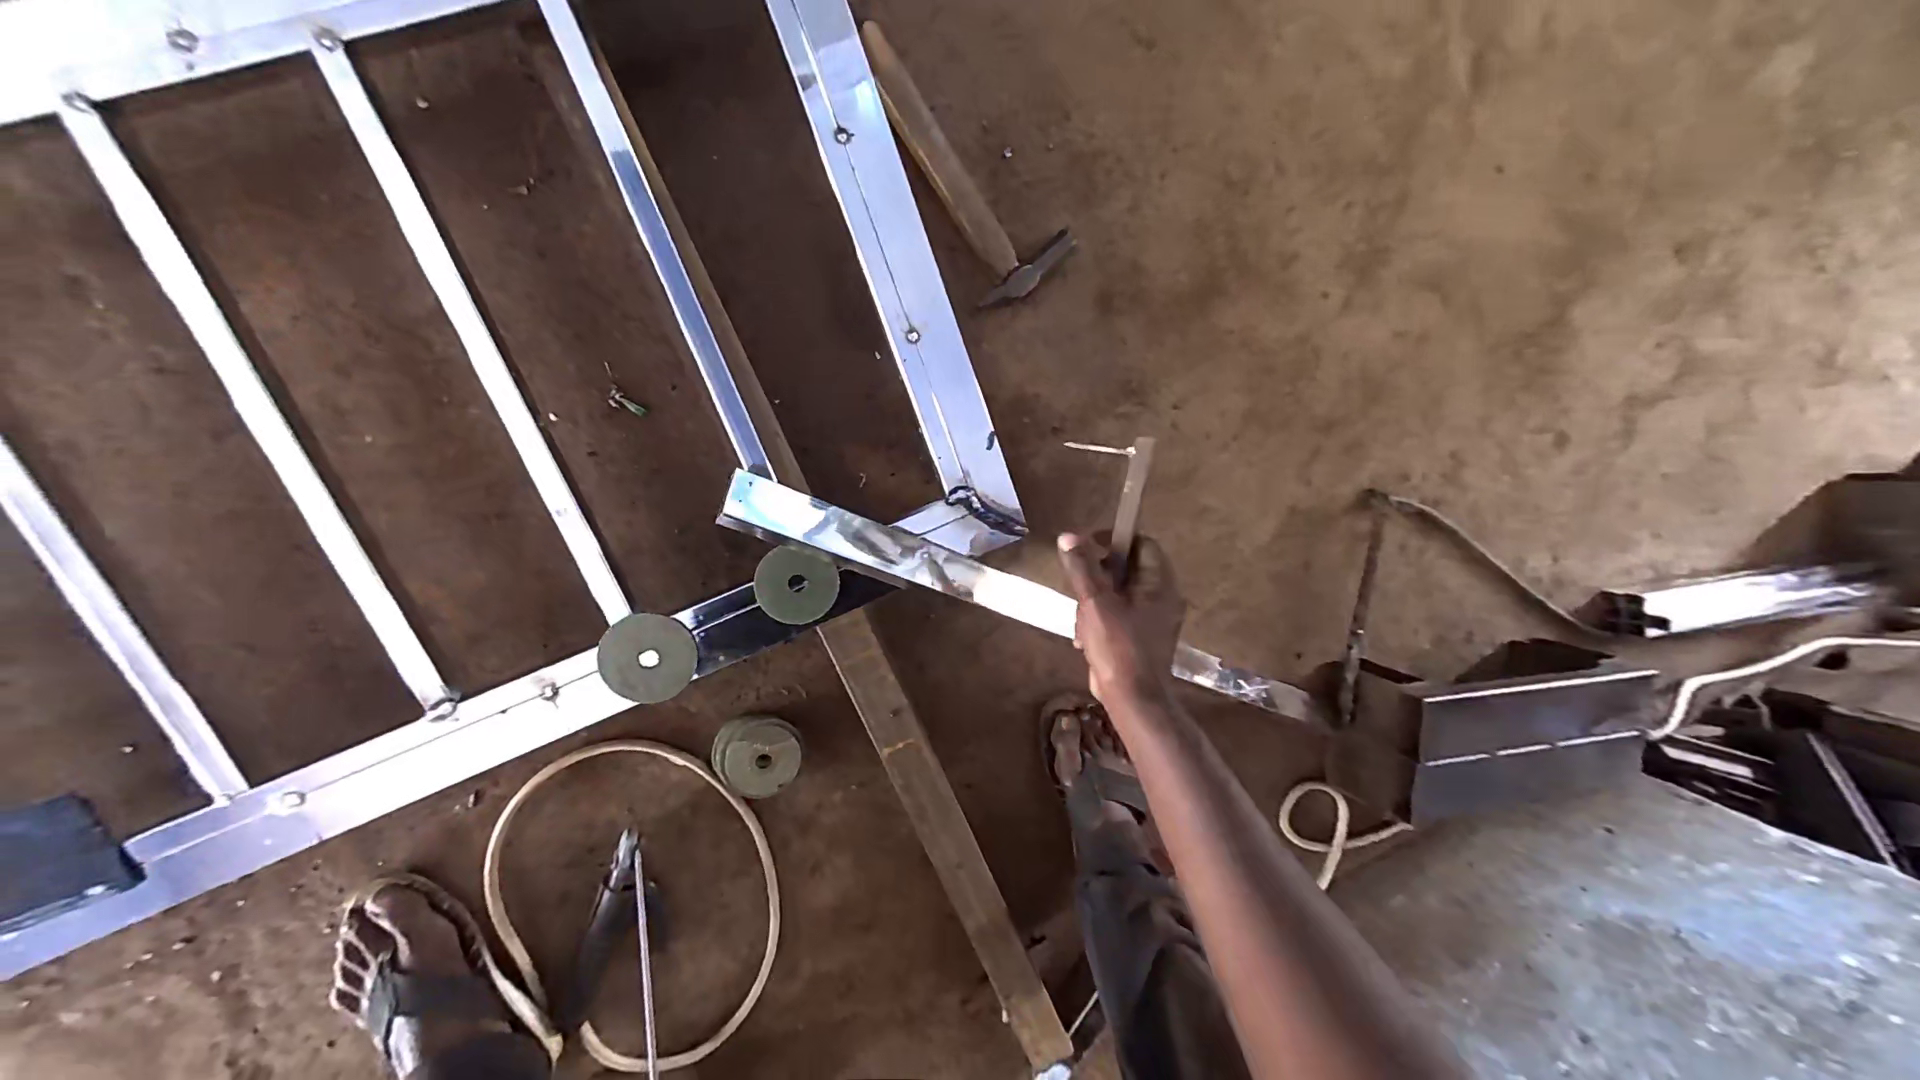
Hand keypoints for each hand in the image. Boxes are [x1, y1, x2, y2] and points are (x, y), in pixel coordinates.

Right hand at [1056, 531, 1185, 707]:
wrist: (1133, 699)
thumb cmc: (1118, 646)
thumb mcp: (1095, 602)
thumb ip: (1082, 567)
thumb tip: (1068, 537)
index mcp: (1159, 584)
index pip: (1141, 544)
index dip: (1114, 539)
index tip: (1086, 546)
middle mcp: (1163, 598)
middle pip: (1126, 570)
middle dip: (1097, 578)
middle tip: (1079, 589)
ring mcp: (1153, 620)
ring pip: (1118, 594)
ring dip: (1094, 603)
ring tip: (1081, 621)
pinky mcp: (1141, 638)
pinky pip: (1118, 616)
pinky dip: (1100, 621)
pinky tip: (1084, 638)